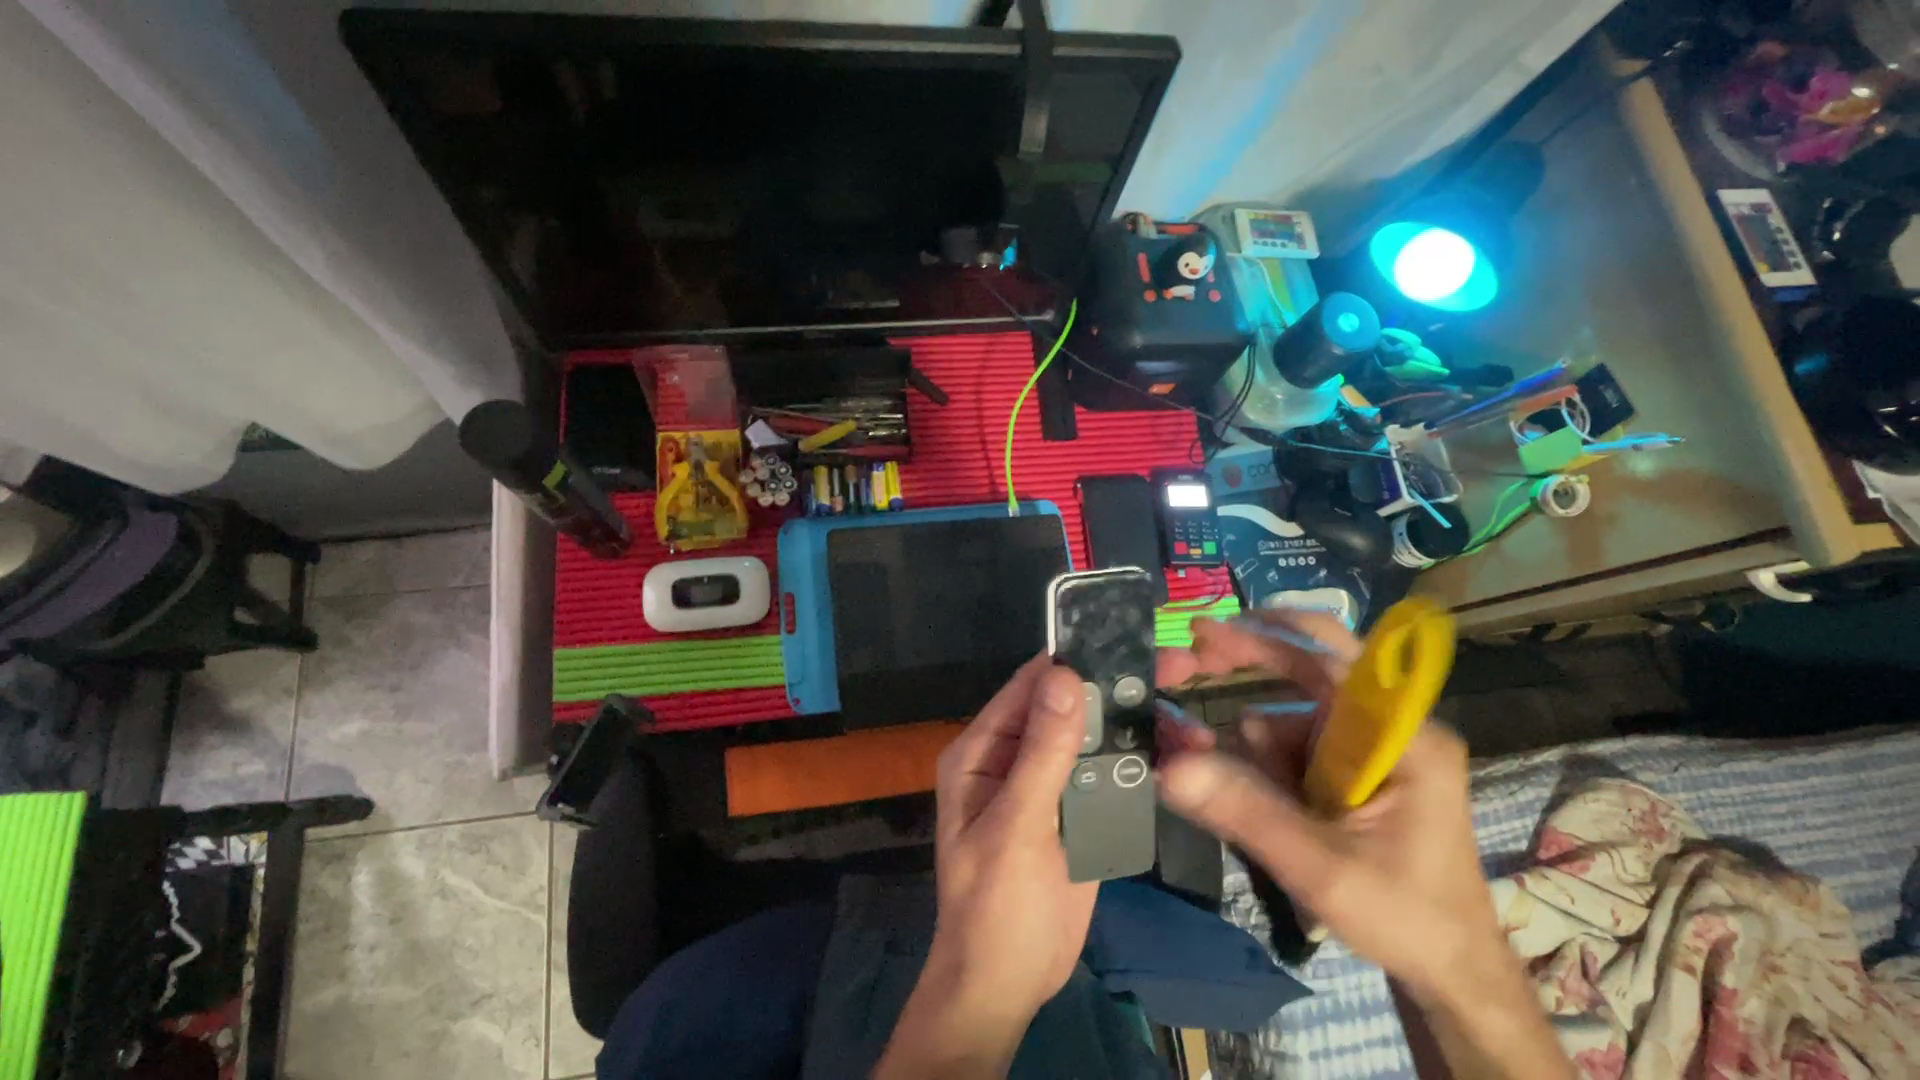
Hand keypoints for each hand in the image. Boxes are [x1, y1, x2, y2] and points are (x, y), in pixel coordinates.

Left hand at [878, 651, 1199, 1078]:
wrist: (1008, 983)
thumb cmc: (995, 905)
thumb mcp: (1016, 826)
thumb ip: (1043, 753)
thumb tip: (1064, 675)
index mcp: (985, 751)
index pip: (1031, 687)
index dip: (1076, 660)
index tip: (1131, 639)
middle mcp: (1017, 758)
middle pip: (1072, 708)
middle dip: (1121, 691)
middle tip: (1180, 670)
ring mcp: (1052, 786)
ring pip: (1098, 740)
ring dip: (1140, 729)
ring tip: (1191, 725)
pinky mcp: (1081, 815)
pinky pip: (1112, 777)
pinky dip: (1142, 766)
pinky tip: (1182, 758)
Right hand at [1154, 610, 1501, 1001]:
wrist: (1453, 971)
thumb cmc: (1405, 918)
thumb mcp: (1321, 867)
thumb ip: (1247, 812)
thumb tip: (1170, 767)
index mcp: (1405, 737)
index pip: (1330, 663)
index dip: (1264, 641)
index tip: (1201, 634)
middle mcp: (1392, 728)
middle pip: (1313, 672)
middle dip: (1254, 664)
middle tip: (1193, 667)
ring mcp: (1375, 749)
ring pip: (1294, 720)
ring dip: (1259, 755)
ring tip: (1265, 821)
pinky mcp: (1358, 773)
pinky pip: (1298, 751)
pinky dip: (1269, 773)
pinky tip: (1273, 821)